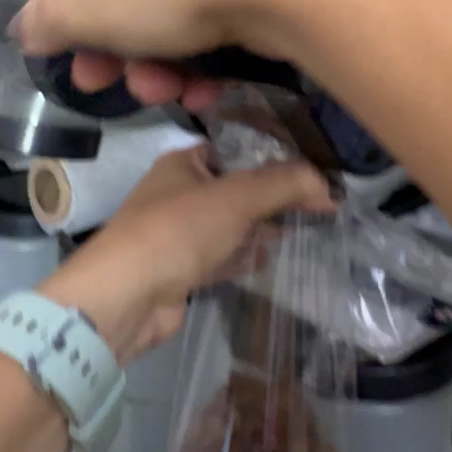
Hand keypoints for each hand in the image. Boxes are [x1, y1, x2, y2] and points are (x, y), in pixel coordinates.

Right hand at [8, 0, 336, 110]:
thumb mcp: (80, 5)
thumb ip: (46, 18)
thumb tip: (25, 28)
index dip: (76, 40)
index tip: (83, 78)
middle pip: (130, 20)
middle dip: (125, 66)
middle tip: (131, 91)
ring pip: (175, 38)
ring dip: (165, 76)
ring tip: (175, 92)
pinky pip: (217, 43)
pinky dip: (207, 72)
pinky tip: (209, 92)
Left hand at [35, 146, 334, 363]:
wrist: (122, 302)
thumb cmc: (176, 232)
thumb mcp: (237, 197)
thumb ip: (284, 184)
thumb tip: (328, 183)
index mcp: (185, 162)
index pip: (240, 149)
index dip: (278, 155)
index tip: (317, 166)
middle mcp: (182, 193)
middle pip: (241, 187)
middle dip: (277, 194)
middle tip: (324, 199)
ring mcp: (181, 234)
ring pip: (234, 223)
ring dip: (265, 226)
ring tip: (311, 225)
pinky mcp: (184, 270)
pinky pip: (225, 255)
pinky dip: (248, 254)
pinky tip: (275, 255)